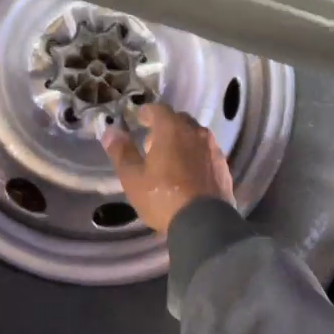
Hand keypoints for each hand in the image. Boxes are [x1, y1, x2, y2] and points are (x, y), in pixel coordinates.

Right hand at [101, 103, 235, 234]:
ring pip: (194, 136)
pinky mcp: (223, 166)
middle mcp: (195, 132)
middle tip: (152, 143)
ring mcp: (212, 149)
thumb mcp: (133, 177)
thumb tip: (110, 131)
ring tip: (171, 159)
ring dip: (182, 141)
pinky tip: (189, 173)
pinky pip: (206, 152)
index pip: (158, 109)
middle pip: (179, 120)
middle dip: (165, 127)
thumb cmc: (163, 197)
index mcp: (172, 129)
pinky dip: (196, 156)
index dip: (147, 112)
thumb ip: (121, 151)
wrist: (204, 224)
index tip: (138, 119)